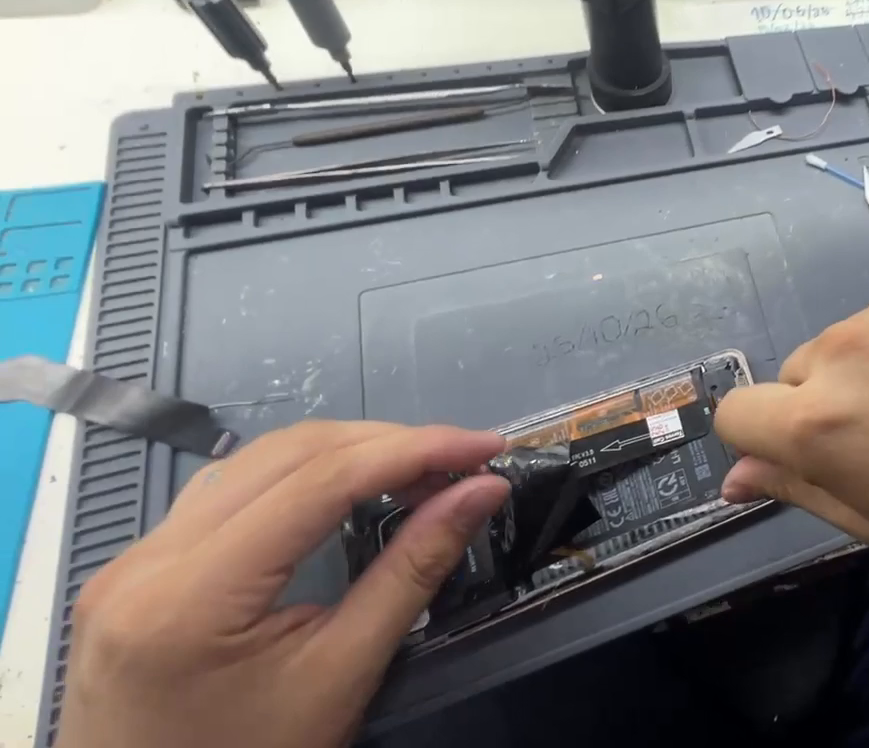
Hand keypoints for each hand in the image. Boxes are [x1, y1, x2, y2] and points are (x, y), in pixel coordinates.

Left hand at [61, 421, 508, 747]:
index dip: (418, 449)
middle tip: (463, 463)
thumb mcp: (347, 669)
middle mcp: (147, 560)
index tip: (488, 448)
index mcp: (189, 595)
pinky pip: (238, 484)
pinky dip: (310, 470)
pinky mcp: (142, 566)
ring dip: (354, 449)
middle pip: (292, 453)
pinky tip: (352, 488)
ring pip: (264, 457)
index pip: (322, 480)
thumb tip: (486, 489)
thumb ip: (416, 567)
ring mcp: (135, 559)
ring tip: (421, 472)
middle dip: (392, 443)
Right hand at [715, 290, 868, 587]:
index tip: (803, 458)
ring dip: (860, 375)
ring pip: (841, 347)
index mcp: (818, 419)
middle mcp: (842, 350)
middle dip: (818, 406)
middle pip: (793, 374)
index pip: (735, 411)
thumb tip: (736, 476)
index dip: (761, 439)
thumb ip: (797, 488)